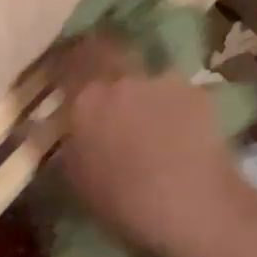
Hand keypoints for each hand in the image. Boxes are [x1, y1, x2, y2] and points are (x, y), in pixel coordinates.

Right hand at [52, 38, 243, 256]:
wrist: (192, 204)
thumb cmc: (124, 202)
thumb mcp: (78, 181)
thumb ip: (68, 145)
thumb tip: (61, 130)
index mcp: (85, 99)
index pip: (68, 63)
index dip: (65, 64)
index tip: (64, 72)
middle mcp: (121, 79)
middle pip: (106, 52)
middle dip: (102, 61)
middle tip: (105, 87)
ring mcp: (161, 81)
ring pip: (144, 74)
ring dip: (142, 89)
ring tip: (149, 118)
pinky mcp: (196, 92)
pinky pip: (176, 92)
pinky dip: (173, 105)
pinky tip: (179, 130)